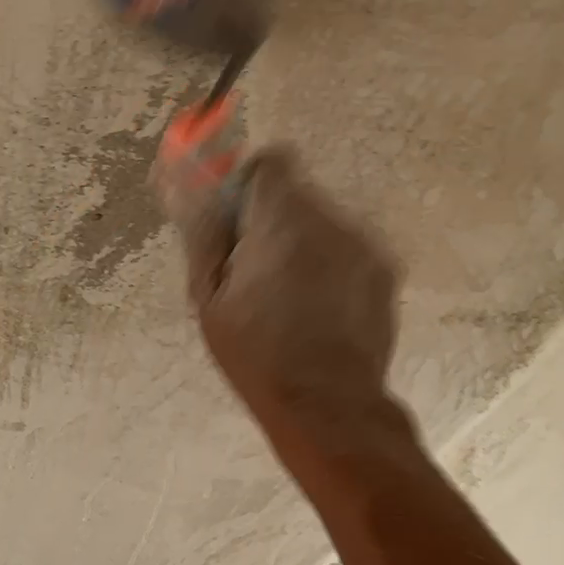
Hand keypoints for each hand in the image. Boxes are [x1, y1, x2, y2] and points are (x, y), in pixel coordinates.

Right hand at [158, 145, 400, 424]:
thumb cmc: (254, 352)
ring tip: (281, 294)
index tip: (230, 219)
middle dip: (267, 217)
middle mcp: (333, 221)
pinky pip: (344, 244)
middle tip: (247, 268)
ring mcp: (366, 244)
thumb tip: (178, 180)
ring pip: (320, 218)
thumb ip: (201, 229)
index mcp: (283, 223)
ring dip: (296, 239)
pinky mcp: (385, 268)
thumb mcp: (208, 294)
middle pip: (295, 191)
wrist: (326, 403)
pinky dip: (323, 260)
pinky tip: (312, 306)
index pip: (271, 161)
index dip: (245, 182)